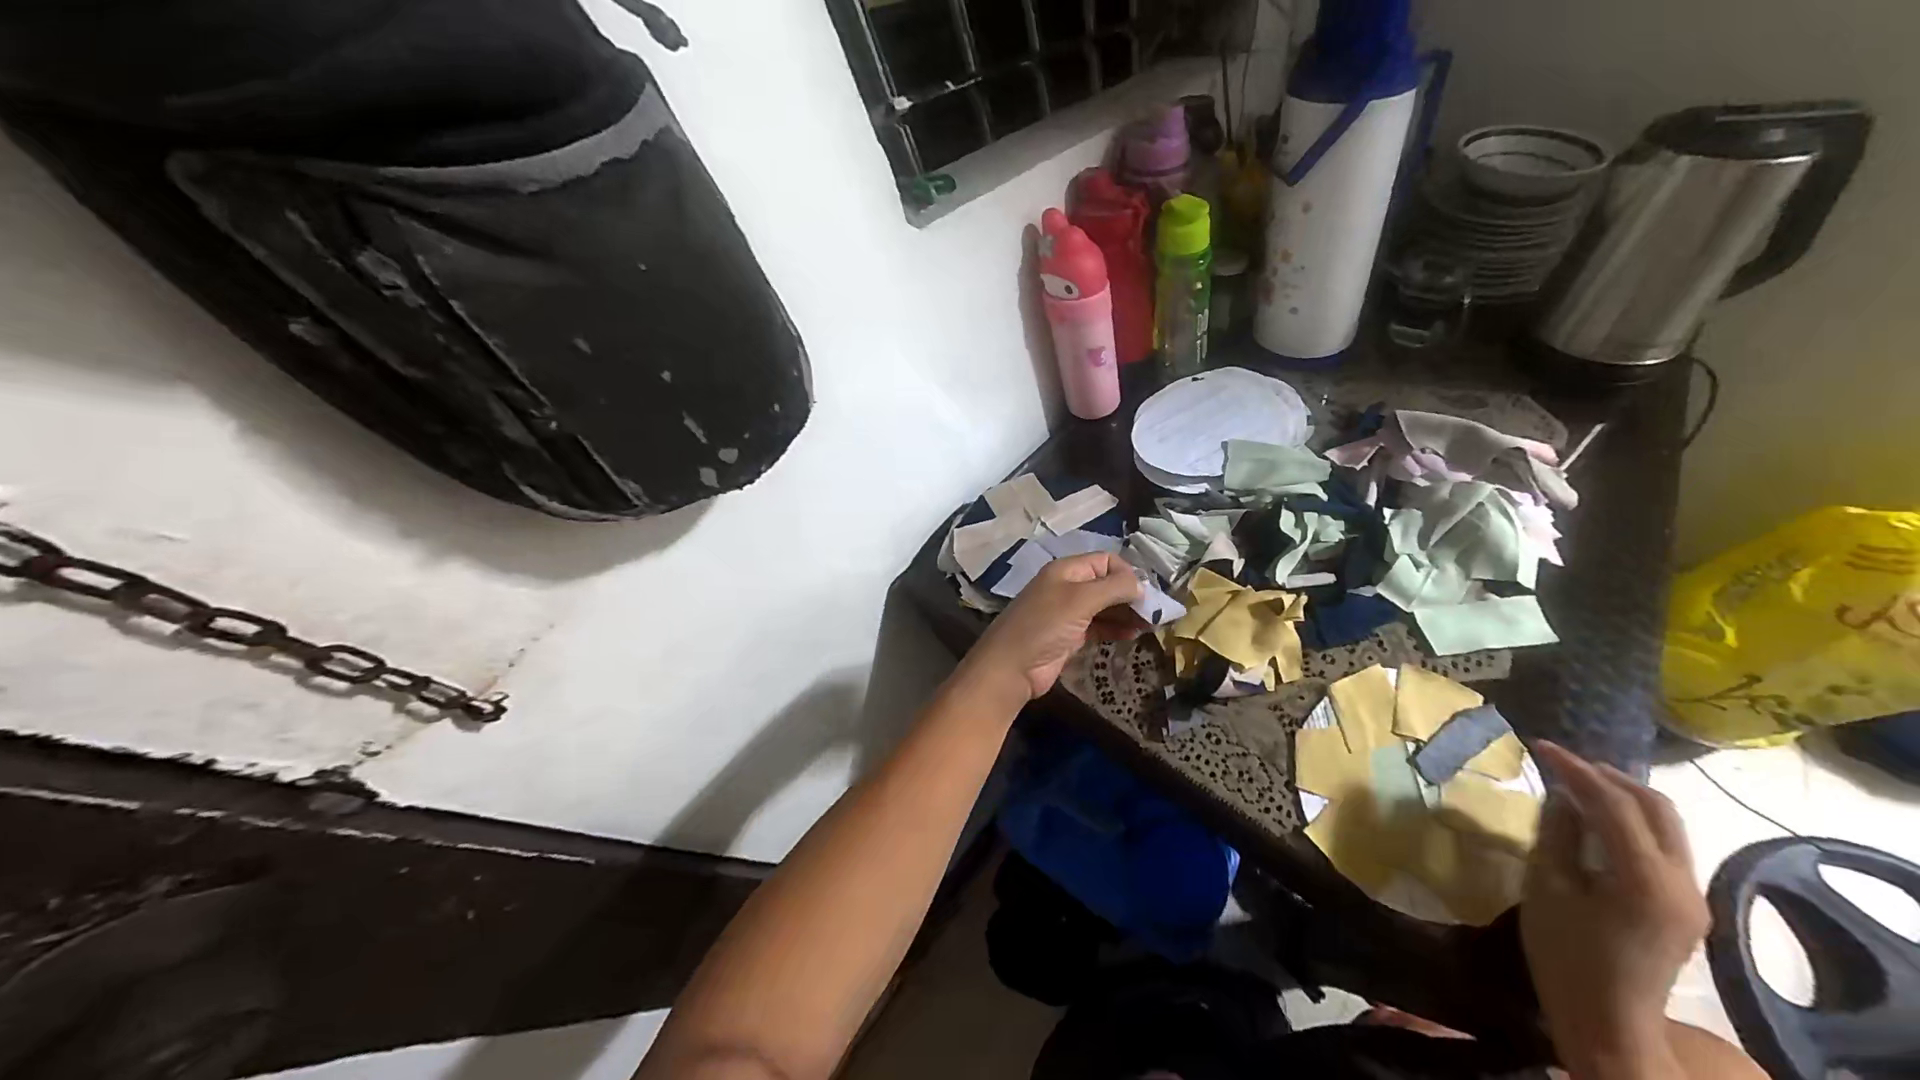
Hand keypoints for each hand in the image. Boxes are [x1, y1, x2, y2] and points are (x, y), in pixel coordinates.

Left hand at [960, 553, 1143, 700]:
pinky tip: (1133, 635)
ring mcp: (1067, 612)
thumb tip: (1142, 586)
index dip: (1127, 573)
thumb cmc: (1044, 626)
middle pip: (1107, 583)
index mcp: (1066, 570)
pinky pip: (1098, 626)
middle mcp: (1067, 587)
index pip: (1105, 561)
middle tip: (1156, 613)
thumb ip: (1114, 588)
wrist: (1011, 668)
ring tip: (1150, 626)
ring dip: (1127, 613)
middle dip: (1131, 595)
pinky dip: (1116, 628)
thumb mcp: (1080, 600)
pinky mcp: (1069, 636)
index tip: (1147, 594)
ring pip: (1104, 606)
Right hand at [1522, 742, 1709, 1077]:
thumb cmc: (1564, 954)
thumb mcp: (1546, 887)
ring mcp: (1692, 898)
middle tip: (1563, 761)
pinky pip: (1663, 848)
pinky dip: (1631, 822)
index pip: (1614, 804)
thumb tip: (1563, 796)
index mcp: (1645, 880)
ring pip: (1666, 826)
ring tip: (1577, 783)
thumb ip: (1557, 834)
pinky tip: (1597, 820)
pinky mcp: (1685, 907)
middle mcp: (1683, 884)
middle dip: (1609, 777)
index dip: (1575, 769)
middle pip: (1657, 809)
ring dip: (1624, 797)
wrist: (1607, 1022)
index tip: (1540, 746)